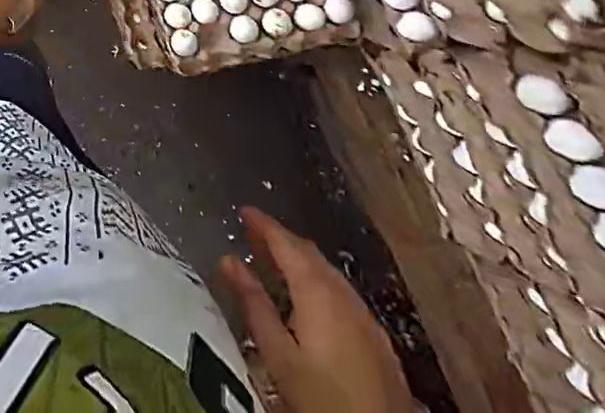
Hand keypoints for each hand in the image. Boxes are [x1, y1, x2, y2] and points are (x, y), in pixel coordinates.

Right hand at [217, 207, 415, 412]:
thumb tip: (228, 260)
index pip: (286, 242)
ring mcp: (364, 314)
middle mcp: (343, 293)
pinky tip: (308, 299)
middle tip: (252, 235)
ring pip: (327, 271)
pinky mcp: (376, 336)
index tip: (243, 211)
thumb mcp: (277, 355)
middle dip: (280, 238)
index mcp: (316, 290)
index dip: (263, 224)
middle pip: (308, 252)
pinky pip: (341, 291)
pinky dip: (318, 281)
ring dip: (299, 259)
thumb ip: (253, 304)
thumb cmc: (322, 400)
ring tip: (273, 262)